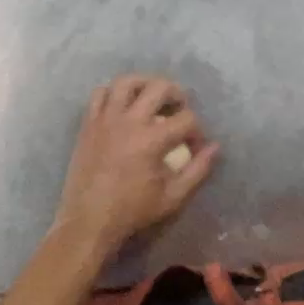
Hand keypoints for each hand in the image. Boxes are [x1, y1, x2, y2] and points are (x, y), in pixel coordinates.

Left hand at [52, 75, 217, 257]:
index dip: (197, 132)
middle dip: (177, 95)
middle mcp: (129, 121)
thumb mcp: (173, 197)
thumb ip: (198, 170)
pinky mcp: (89, 124)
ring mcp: (106, 119)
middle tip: (179, 110)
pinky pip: (100, 93)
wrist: (88, 222)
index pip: (186, 119)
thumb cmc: (132, 211)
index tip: (194, 147)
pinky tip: (123, 106)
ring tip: (152, 98)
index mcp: (152, 140)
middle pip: (160, 87)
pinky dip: (114, 93)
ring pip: (127, 82)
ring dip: (145, 84)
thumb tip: (215, 147)